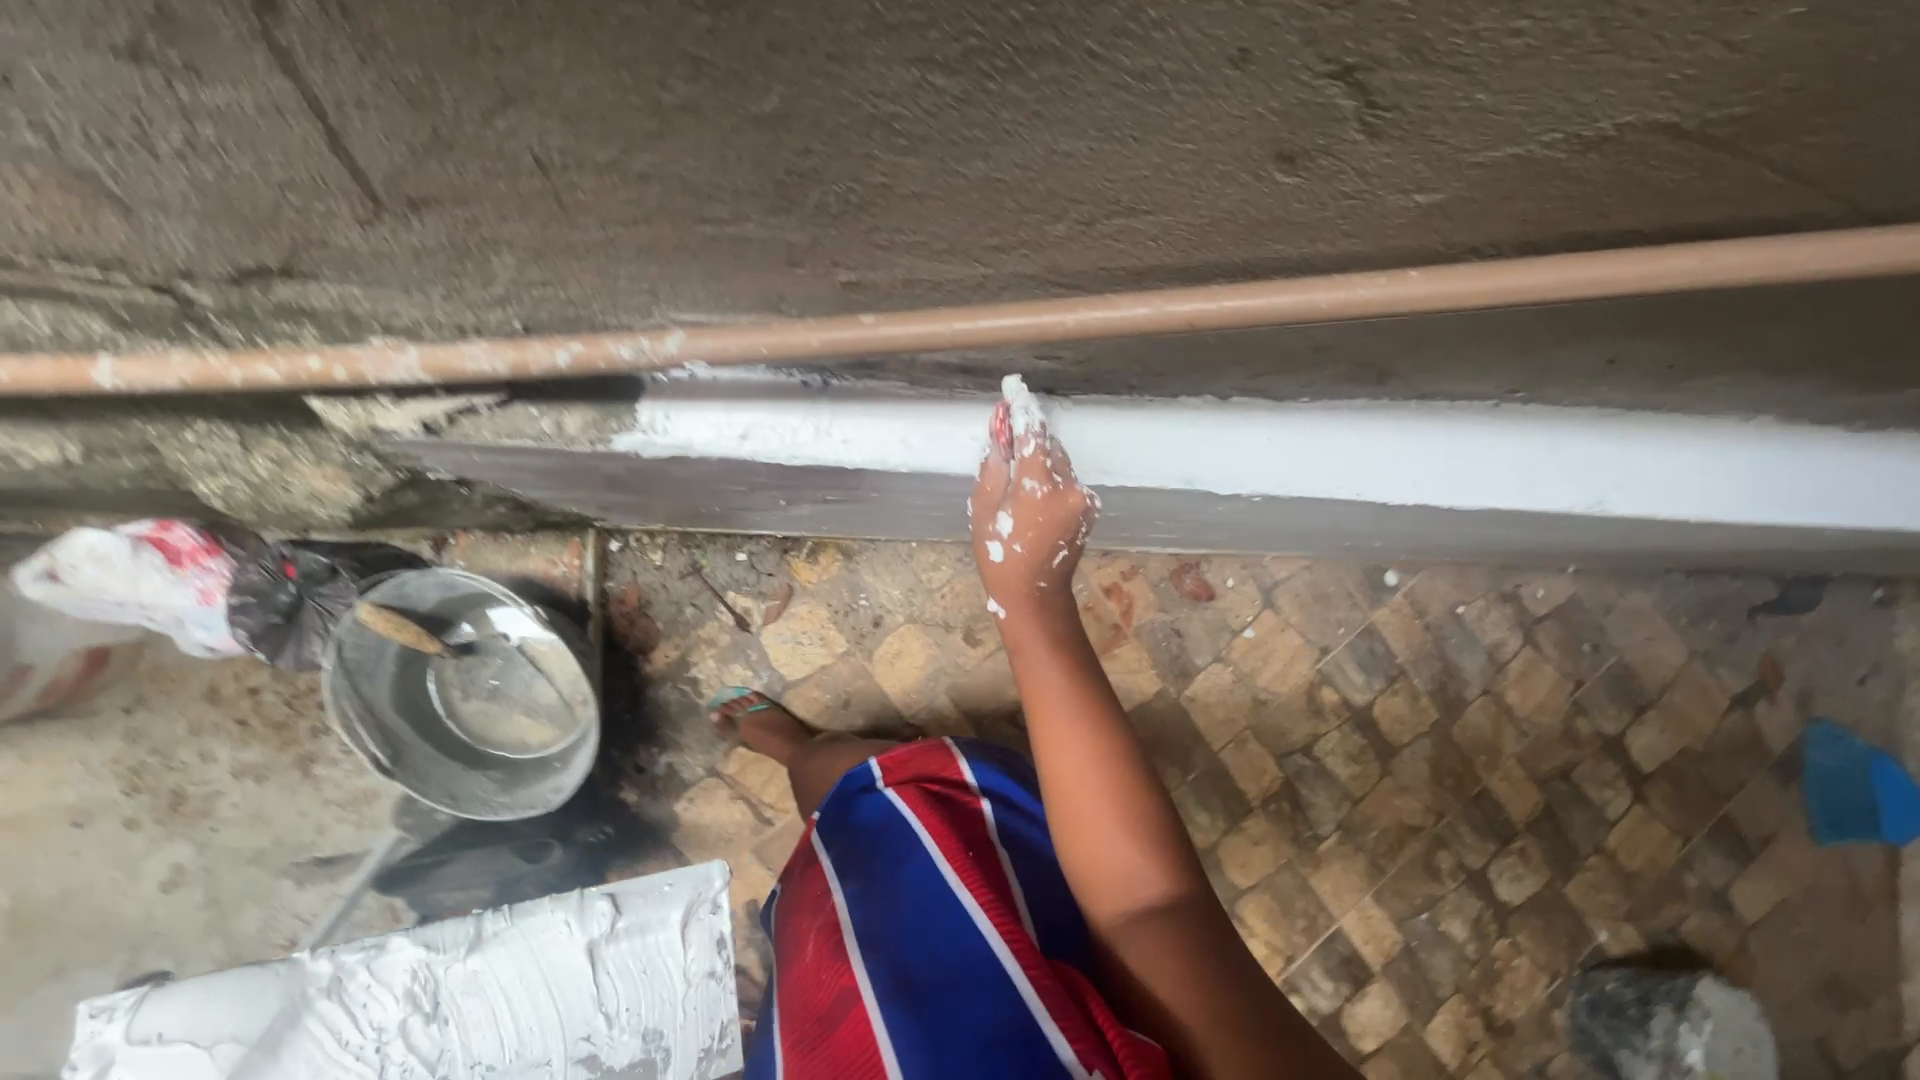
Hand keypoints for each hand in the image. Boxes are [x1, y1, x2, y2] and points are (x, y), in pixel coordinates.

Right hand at [971, 400, 1098, 622]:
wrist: (1035, 595)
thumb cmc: (1001, 557)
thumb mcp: (985, 511)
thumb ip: (994, 468)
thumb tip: (1001, 434)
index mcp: (1041, 486)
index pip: (1034, 434)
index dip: (1022, 410)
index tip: (1013, 388)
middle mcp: (1070, 487)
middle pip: (1049, 447)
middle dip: (1028, 444)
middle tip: (1005, 449)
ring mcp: (1084, 499)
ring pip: (1060, 463)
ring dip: (1040, 464)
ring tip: (1018, 489)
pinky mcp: (1089, 508)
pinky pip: (1067, 481)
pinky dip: (1051, 480)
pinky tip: (1033, 502)